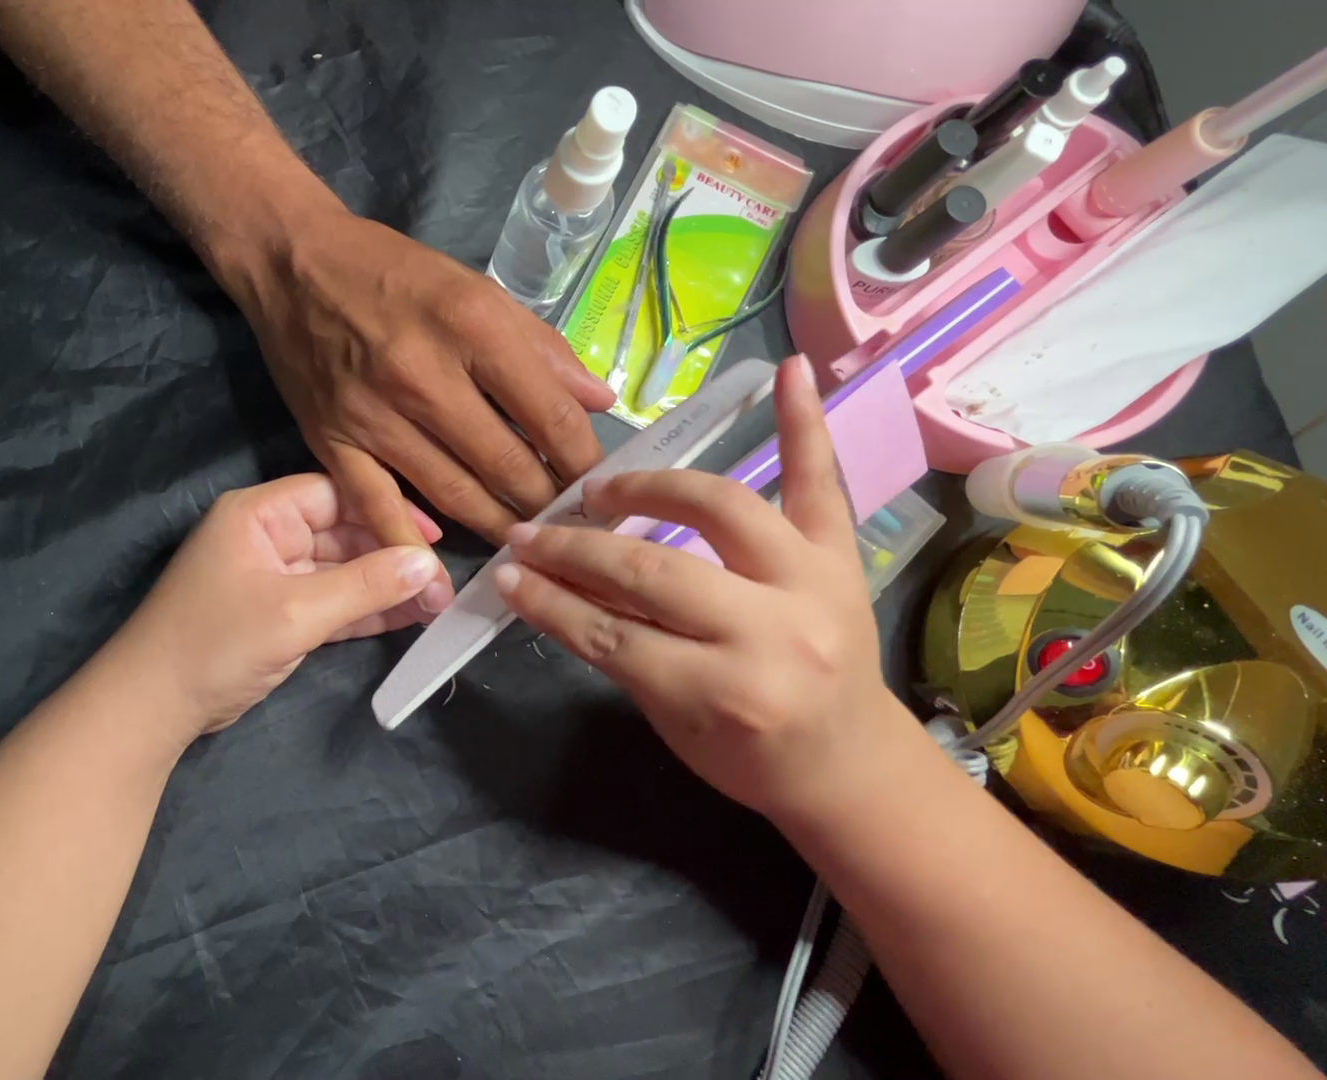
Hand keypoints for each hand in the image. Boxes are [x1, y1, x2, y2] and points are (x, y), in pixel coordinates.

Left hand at [102, 474, 444, 739]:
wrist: (154, 707)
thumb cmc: (216, 643)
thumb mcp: (295, 611)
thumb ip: (364, 586)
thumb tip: (428, 564)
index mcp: (259, 514)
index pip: (335, 495)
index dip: (386, 511)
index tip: (435, 535)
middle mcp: (268, 537)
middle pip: (343, 535)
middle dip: (392, 560)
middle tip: (443, 584)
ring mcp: (275, 577)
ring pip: (342, 573)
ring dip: (385, 589)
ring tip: (438, 604)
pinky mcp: (281, 615)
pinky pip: (332, 603)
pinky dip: (365, 612)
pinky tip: (408, 618)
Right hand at [225, 208, 617, 549]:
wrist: (294, 265)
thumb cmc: (393, 271)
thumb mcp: (476, 287)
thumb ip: (541, 347)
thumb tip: (600, 401)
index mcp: (471, 326)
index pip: (548, 414)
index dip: (583, 462)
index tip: (599, 490)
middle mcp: (424, 376)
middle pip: (505, 464)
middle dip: (546, 502)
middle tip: (567, 524)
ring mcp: (374, 418)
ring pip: (453, 493)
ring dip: (498, 525)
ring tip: (525, 541)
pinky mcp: (334, 444)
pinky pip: (378, 507)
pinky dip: (411, 543)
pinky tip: (439, 575)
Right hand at [492, 356, 926, 820]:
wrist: (850, 768)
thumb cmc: (748, 758)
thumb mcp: (669, 718)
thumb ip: (618, 645)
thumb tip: (551, 583)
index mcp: (726, 693)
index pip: (612, 634)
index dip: (549, 601)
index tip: (507, 574)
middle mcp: (774, 634)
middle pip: (652, 570)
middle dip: (576, 548)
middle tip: (531, 532)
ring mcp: (815, 584)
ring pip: (721, 509)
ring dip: (651, 487)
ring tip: (604, 490)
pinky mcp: (843, 558)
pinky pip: (822, 484)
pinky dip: (803, 426)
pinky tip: (790, 371)